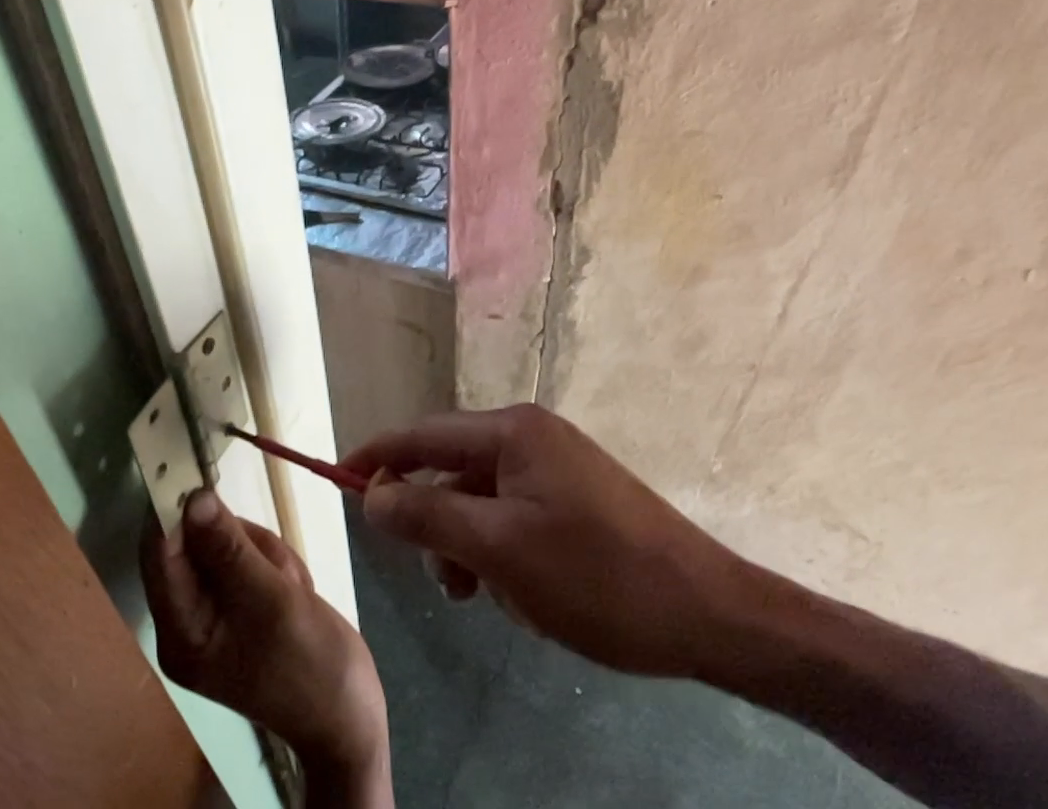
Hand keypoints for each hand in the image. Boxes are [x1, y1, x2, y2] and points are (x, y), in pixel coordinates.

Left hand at [141, 490, 387, 771]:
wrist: (352, 717)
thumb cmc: (314, 665)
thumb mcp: (273, 601)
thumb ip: (229, 548)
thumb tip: (192, 498)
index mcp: (179, 632)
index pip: (159, 554)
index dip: (171, 508)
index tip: (195, 468)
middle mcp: (182, 623)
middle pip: (194, 545)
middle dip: (241, 543)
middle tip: (278, 569)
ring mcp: (210, 616)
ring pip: (225, 545)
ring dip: (263, 554)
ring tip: (293, 588)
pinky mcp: (236, 607)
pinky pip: (245, 559)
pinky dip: (272, 564)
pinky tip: (295, 591)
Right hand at [347, 405, 754, 679]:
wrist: (712, 616)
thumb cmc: (597, 577)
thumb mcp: (497, 549)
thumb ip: (425, 517)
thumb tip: (370, 494)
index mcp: (513, 433)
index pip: (421, 435)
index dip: (375, 458)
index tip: (335, 480)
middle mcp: (533, 439)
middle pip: (451, 472)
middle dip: (437, 527)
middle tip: (447, 582)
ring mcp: (558, 471)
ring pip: (480, 504)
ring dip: (470, 550)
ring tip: (494, 598)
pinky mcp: (576, 504)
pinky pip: (513, 521)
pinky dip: (502, 556)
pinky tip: (525, 597)